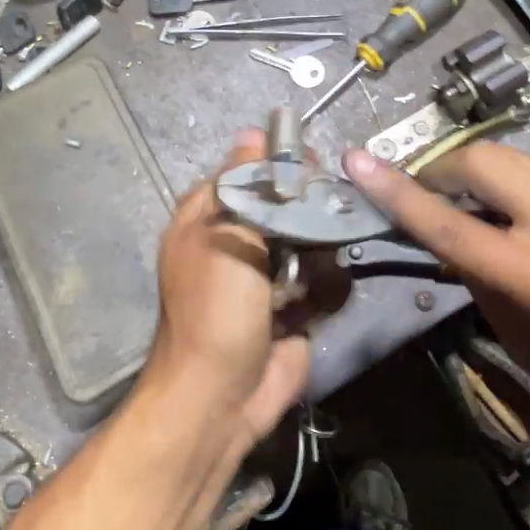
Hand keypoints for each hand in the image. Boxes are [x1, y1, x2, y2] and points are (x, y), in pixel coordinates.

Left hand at [145, 128, 310, 448]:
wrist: (222, 398)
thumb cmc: (215, 310)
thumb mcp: (227, 237)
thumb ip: (247, 186)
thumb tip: (253, 132)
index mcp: (208, 217)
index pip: (247, 170)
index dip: (277, 165)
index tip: (308, 164)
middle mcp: (237, 240)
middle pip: (285, 204)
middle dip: (305, 212)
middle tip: (316, 222)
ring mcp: (266, 275)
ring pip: (309, 240)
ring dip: (316, 255)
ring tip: (304, 277)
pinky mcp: (293, 308)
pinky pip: (319, 281)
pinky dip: (321, 290)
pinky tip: (310, 305)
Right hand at [343, 144, 529, 436]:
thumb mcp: (529, 346)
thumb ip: (483, 283)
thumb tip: (452, 239)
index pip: (451, 227)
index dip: (397, 194)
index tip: (357, 163)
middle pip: (481, 162)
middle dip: (440, 169)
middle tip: (428, 194)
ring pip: (513, 159)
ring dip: (479, 176)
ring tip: (476, 208)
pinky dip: (520, 189)